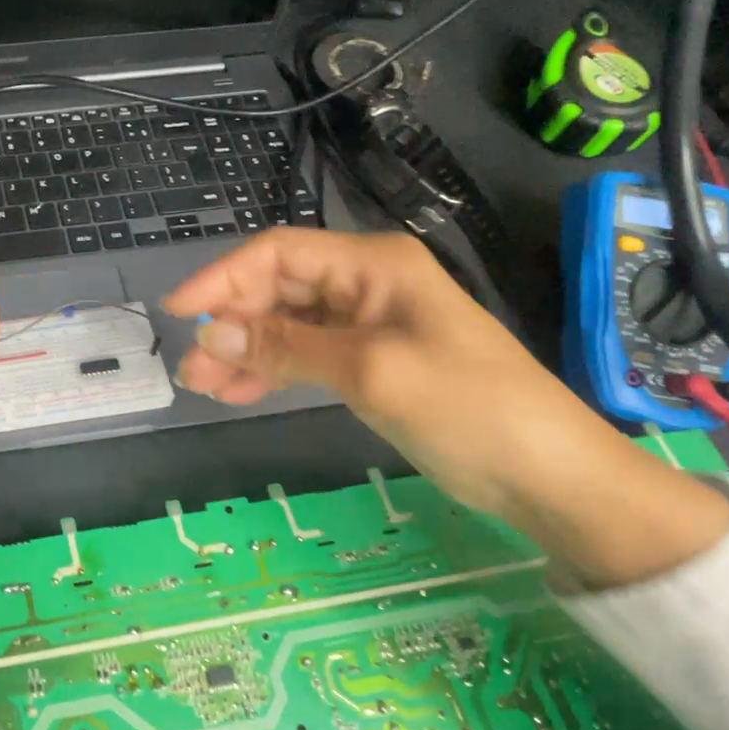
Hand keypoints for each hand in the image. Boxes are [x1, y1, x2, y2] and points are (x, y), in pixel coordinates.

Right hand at [165, 229, 577, 515]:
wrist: (548, 475)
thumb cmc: (467, 407)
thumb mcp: (370, 371)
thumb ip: (287, 347)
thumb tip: (211, 333)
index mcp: (373, 265)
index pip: (277, 254)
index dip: (223, 279)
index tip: (180, 315)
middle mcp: (365, 284)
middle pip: (277, 289)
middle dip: (231, 324)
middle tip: (192, 370)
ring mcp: (367, 325)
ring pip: (285, 324)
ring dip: (245, 351)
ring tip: (207, 387)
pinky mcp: (370, 362)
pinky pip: (305, 355)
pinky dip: (271, 371)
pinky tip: (240, 394)